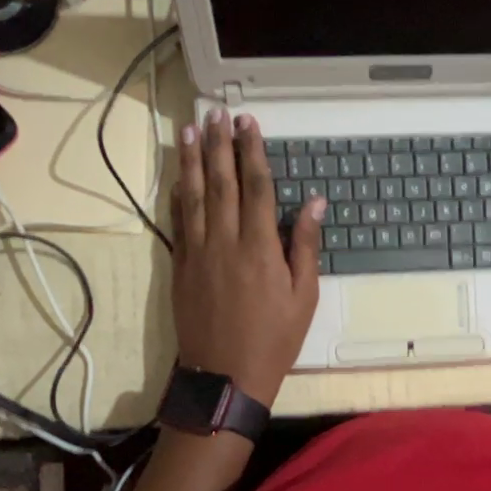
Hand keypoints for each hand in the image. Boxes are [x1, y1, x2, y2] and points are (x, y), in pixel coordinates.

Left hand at [170, 108, 324, 407]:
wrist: (225, 376)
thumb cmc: (274, 340)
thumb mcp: (303, 297)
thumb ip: (305, 246)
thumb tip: (312, 203)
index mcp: (260, 247)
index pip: (256, 186)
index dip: (252, 151)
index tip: (248, 124)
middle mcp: (225, 241)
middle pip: (221, 182)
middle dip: (218, 144)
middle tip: (216, 113)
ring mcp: (198, 252)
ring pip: (193, 196)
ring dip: (191, 160)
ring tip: (190, 129)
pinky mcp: (181, 267)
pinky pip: (178, 222)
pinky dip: (178, 195)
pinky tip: (178, 177)